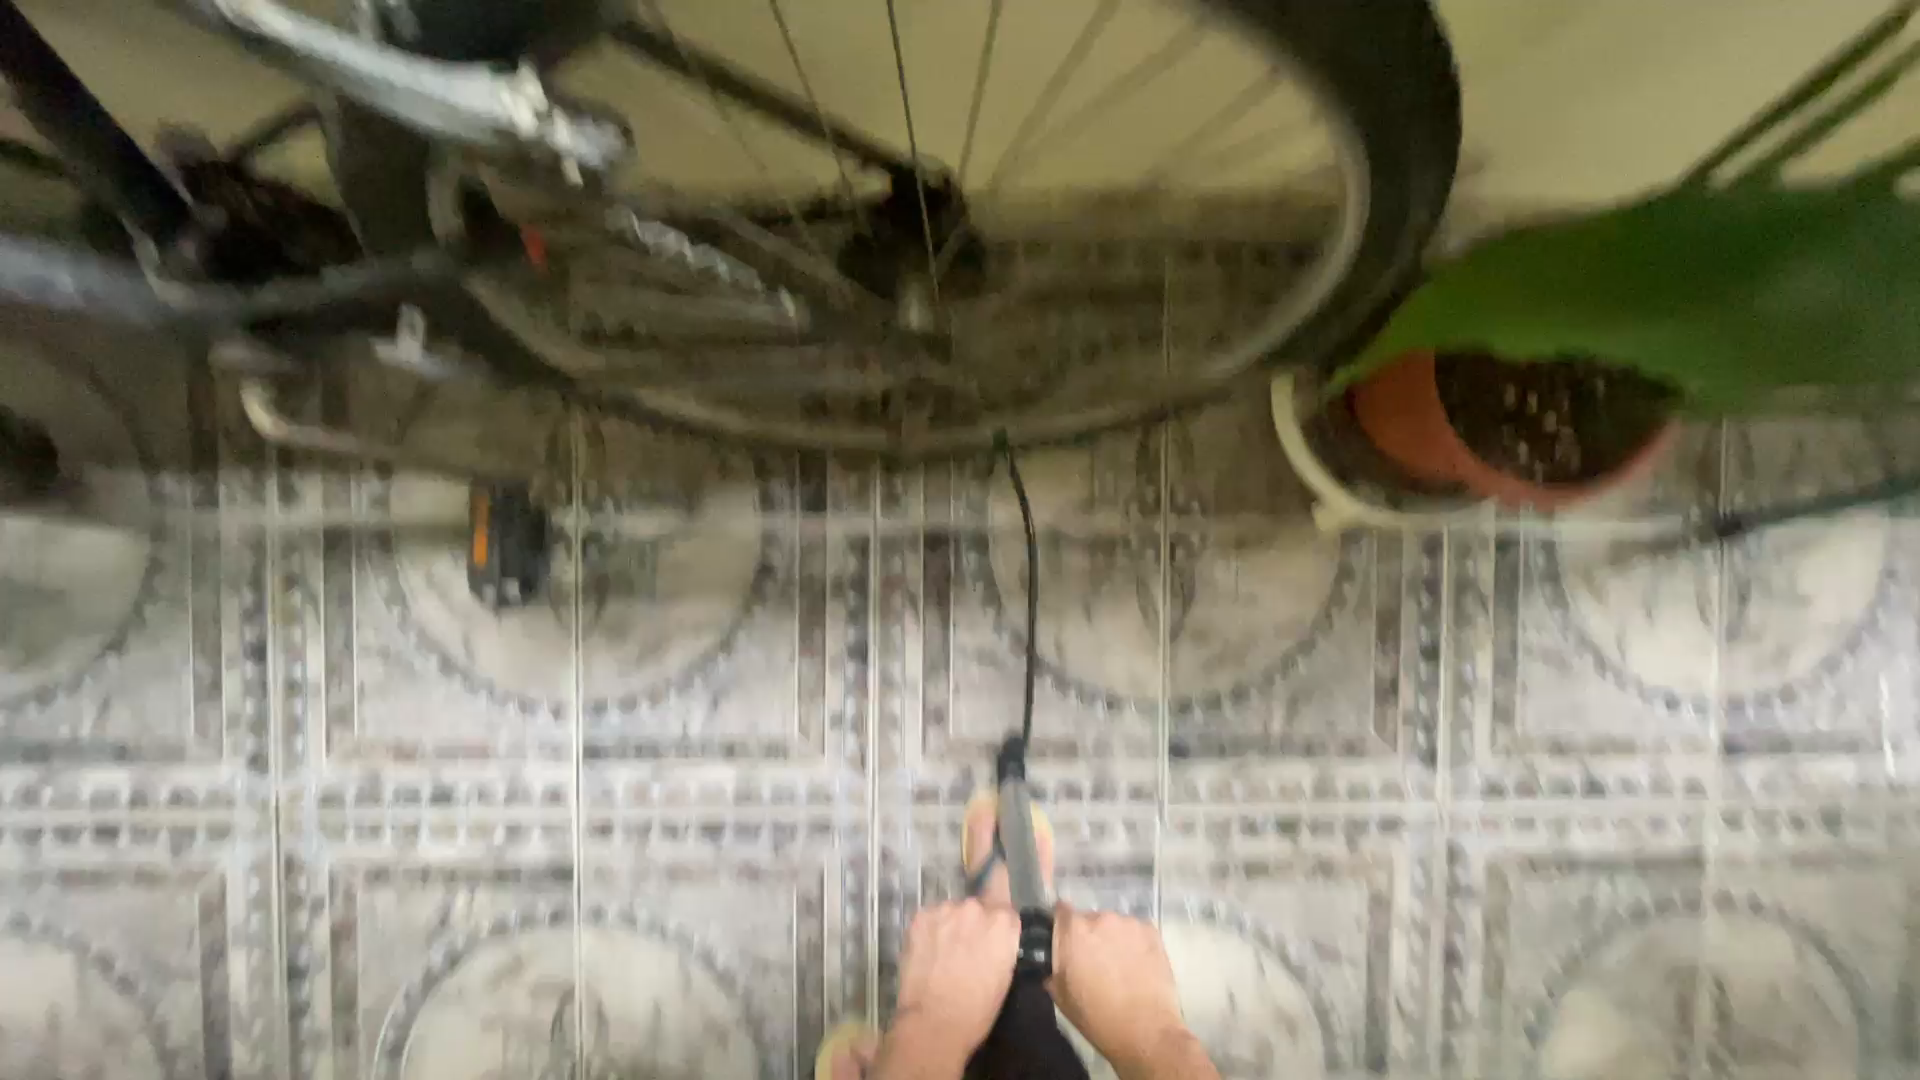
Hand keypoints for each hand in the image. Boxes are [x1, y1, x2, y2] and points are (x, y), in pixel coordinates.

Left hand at [882, 899, 1020, 1070]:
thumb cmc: (976, 1010)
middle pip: (976, 907)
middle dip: (972, 923)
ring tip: (942, 954)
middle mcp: (976, 907)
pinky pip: (930, 918)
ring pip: (951, 912)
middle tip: (964, 949)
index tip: (989, 934)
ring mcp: (946, 909)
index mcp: (1003, 922)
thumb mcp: (1004, 977)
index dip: (995, 918)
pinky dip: (929, 931)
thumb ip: (1002, 945)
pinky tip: (927, 953)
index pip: (1004, 904)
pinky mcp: (921, 916)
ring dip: (950, 926)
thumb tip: (995, 937)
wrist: (933, 1023)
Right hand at [1049, 904, 1199, 1074]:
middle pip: (1090, 918)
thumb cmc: (1098, 1017)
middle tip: (1096, 960)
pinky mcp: (1151, 930)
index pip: (1061, 910)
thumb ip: (1053, 968)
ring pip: (1114, 925)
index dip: (1062, 925)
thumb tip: (1054, 960)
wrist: (1146, 1032)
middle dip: (1090, 935)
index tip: (1067, 940)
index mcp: (1073, 930)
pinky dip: (1134, 942)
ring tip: (1120, 965)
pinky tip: (1138, 965)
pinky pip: (1136, 931)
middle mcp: (1099, 917)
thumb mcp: (1062, 997)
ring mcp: (1128, 922)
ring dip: (1113, 938)